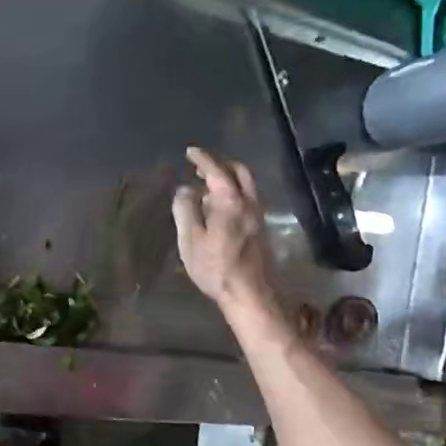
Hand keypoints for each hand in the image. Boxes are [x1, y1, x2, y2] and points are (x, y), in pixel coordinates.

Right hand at [172, 147, 279, 320]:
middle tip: (202, 169)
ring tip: (208, 188)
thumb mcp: (191, 240)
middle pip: (239, 172)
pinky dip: (235, 193)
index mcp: (230, 200)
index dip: (202, 159)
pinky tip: (221, 208)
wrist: (250, 293)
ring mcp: (259, 216)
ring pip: (247, 186)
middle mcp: (249, 202)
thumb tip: (184, 191)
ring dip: (229, 179)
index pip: (216, 170)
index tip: (190, 152)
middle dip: (221, 164)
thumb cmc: (216, 267)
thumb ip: (186, 210)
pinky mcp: (262, 230)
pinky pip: (248, 200)